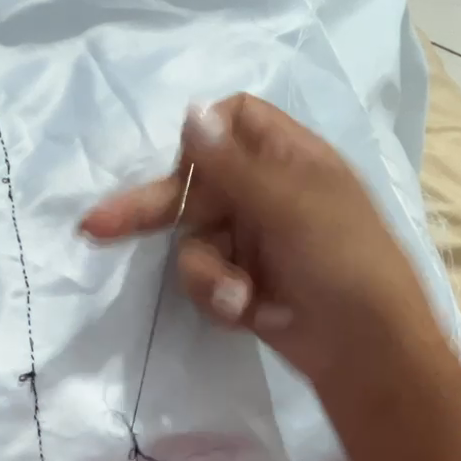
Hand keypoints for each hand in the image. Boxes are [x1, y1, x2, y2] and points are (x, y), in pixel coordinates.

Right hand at [79, 95, 432, 382]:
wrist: (364, 348)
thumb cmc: (343, 262)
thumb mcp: (291, 205)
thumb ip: (233, 164)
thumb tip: (189, 111)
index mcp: (288, 158)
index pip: (233, 122)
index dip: (203, 141)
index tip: (185, 168)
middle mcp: (265, 194)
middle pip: (193, 188)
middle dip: (151, 213)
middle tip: (95, 229)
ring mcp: (251, 243)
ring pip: (192, 244)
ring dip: (207, 275)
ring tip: (237, 299)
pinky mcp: (239, 286)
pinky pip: (203, 282)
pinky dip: (217, 298)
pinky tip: (245, 312)